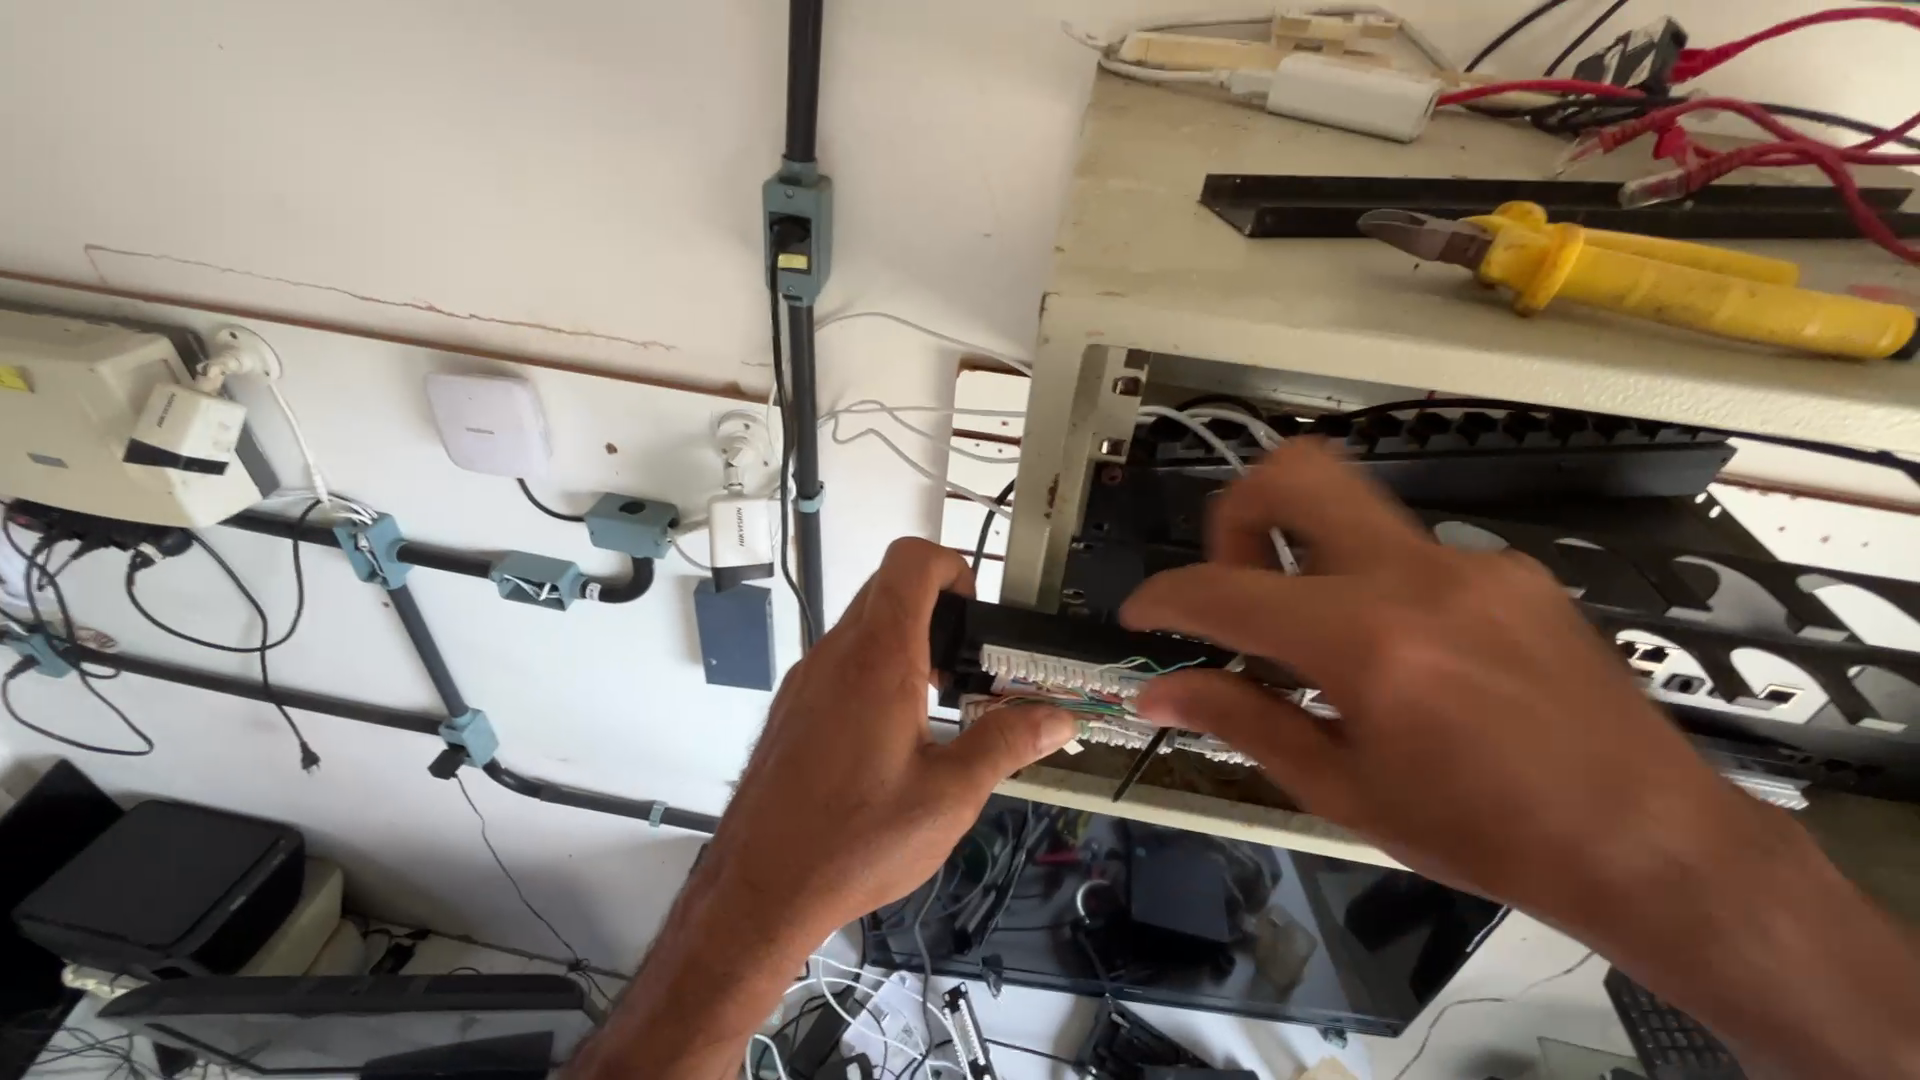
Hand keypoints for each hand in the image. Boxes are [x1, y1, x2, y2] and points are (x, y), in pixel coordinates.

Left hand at [706, 538, 1077, 937]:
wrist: (758, 889)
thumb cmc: (856, 841)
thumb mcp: (949, 796)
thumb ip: (1007, 744)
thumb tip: (1058, 717)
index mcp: (880, 660)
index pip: (911, 561)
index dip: (951, 565)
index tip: (976, 613)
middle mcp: (836, 654)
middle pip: (889, 587)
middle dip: (937, 610)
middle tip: (967, 668)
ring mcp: (806, 678)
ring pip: (862, 625)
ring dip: (906, 643)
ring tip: (936, 707)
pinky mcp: (791, 706)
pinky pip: (839, 661)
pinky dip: (874, 671)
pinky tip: (889, 738)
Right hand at [1120, 439, 1761, 915]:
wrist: (1654, 845)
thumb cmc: (1481, 834)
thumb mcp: (1341, 789)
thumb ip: (1240, 720)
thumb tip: (1156, 692)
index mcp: (1364, 642)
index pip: (1224, 589)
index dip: (1163, 597)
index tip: (1141, 614)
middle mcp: (1415, 577)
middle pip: (1296, 474)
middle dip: (1237, 511)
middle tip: (1235, 578)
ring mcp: (1471, 564)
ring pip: (1352, 512)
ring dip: (1307, 556)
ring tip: (1319, 642)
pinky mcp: (1513, 572)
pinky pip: (1409, 553)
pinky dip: (1372, 587)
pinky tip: (1402, 658)